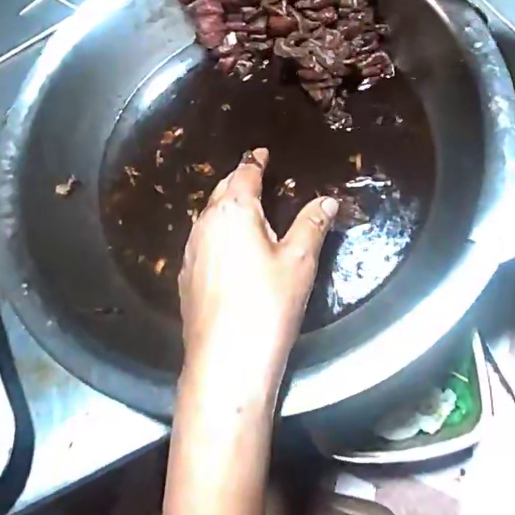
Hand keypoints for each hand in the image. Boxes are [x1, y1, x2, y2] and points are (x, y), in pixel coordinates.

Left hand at [178, 148, 339, 378]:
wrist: (226, 361)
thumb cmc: (267, 305)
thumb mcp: (299, 261)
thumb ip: (312, 225)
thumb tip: (327, 201)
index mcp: (233, 212)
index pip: (244, 175)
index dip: (254, 162)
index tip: (261, 153)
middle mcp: (205, 225)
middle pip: (221, 191)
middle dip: (238, 181)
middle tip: (255, 176)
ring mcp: (191, 252)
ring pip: (209, 216)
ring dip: (225, 206)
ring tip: (244, 207)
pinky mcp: (187, 278)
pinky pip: (203, 241)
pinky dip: (218, 232)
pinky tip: (229, 247)